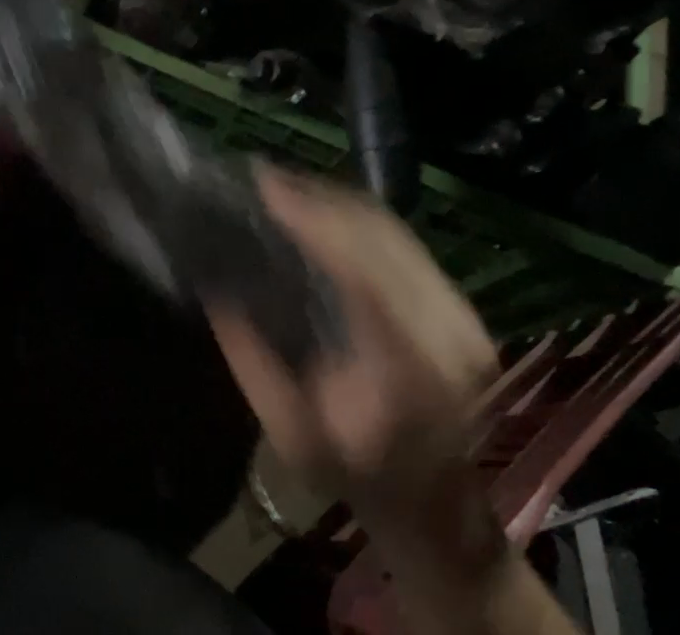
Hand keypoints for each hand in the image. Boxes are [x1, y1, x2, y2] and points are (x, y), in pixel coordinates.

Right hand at [211, 170, 574, 634]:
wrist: (433, 500)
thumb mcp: (287, 429)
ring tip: (281, 186)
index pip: (364, 273)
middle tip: (260, 178)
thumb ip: (252, 356)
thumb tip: (215, 287)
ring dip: (335, 201)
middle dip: (317, 197)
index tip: (264, 187)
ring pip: (396, 231)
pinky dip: (356, 218)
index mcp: (408, 370)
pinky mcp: (460, 306)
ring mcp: (463, 316)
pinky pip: (404, 242)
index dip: (314, 221)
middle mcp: (449, 332)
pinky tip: (318, 209)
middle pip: (383, 237)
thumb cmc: (355, 473)